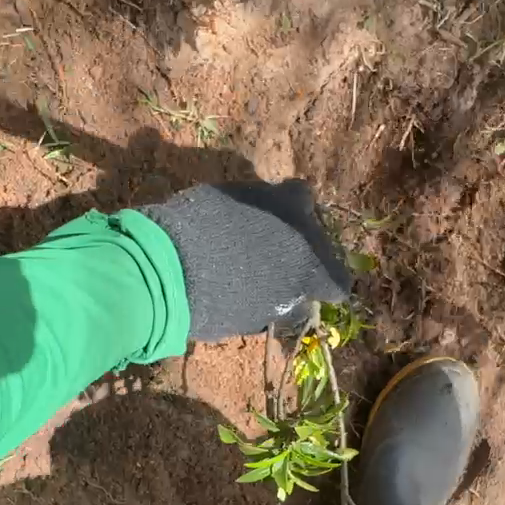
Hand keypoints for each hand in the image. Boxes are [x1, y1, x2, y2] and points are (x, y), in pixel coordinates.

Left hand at [137, 180, 351, 341]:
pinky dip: (248, 215)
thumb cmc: (216, 305)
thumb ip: (283, 306)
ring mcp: (268, 199)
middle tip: (284, 265)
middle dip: (306, 250)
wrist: (167, 264)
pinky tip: (228, 231)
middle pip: (318, 235)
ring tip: (257, 242)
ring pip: (291, 203)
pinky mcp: (235, 187)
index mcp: (311, 265)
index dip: (326, 291)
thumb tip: (295, 300)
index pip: (337, 281)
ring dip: (280, 222)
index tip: (314, 296)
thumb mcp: (256, 318)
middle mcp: (299, 225)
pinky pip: (253, 201)